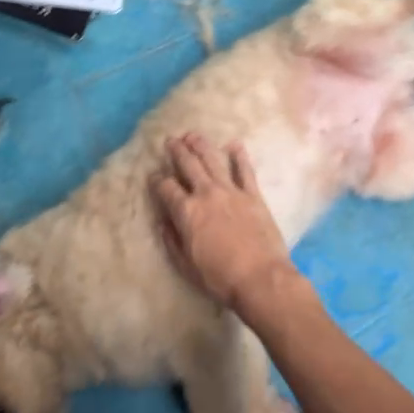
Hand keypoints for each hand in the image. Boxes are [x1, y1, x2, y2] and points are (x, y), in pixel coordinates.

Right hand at [151, 134, 298, 313]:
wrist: (260, 277)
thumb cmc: (219, 277)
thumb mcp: (186, 266)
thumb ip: (172, 240)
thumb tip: (163, 221)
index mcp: (187, 212)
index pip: (166, 188)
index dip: (157, 180)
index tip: (153, 175)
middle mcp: (206, 194)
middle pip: (188, 165)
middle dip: (177, 151)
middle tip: (170, 140)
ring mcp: (231, 191)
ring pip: (213, 160)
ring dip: (201, 145)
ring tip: (193, 135)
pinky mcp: (253, 194)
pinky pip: (245, 170)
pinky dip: (239, 155)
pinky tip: (234, 144)